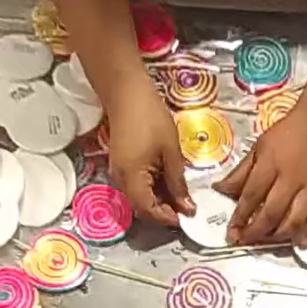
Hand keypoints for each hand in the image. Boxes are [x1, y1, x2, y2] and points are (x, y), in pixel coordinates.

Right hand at [107, 88, 194, 226]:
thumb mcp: (171, 151)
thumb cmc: (149, 116)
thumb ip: (178, 183)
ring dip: (158, 203)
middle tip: (184, 209)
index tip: (185, 217)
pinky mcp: (121, 168)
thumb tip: (187, 208)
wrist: (125, 90)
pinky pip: (136, 188)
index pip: (149, 211)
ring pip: (140, 200)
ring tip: (178, 197)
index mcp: (132, 178)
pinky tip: (166, 185)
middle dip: (163, 213)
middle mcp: (121, 181)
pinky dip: (152, 192)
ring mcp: (119, 175)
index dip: (167, 218)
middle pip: (143, 209)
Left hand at [213, 109, 306, 245]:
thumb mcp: (258, 148)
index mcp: (271, 163)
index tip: (231, 231)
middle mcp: (290, 179)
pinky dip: (306, 234)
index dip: (240, 216)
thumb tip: (219, 189)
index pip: (252, 195)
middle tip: (244, 240)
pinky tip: (295, 239)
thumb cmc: (285, 137)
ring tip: (264, 239)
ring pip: (293, 223)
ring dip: (277, 237)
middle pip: (272, 214)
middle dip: (255, 232)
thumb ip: (240, 173)